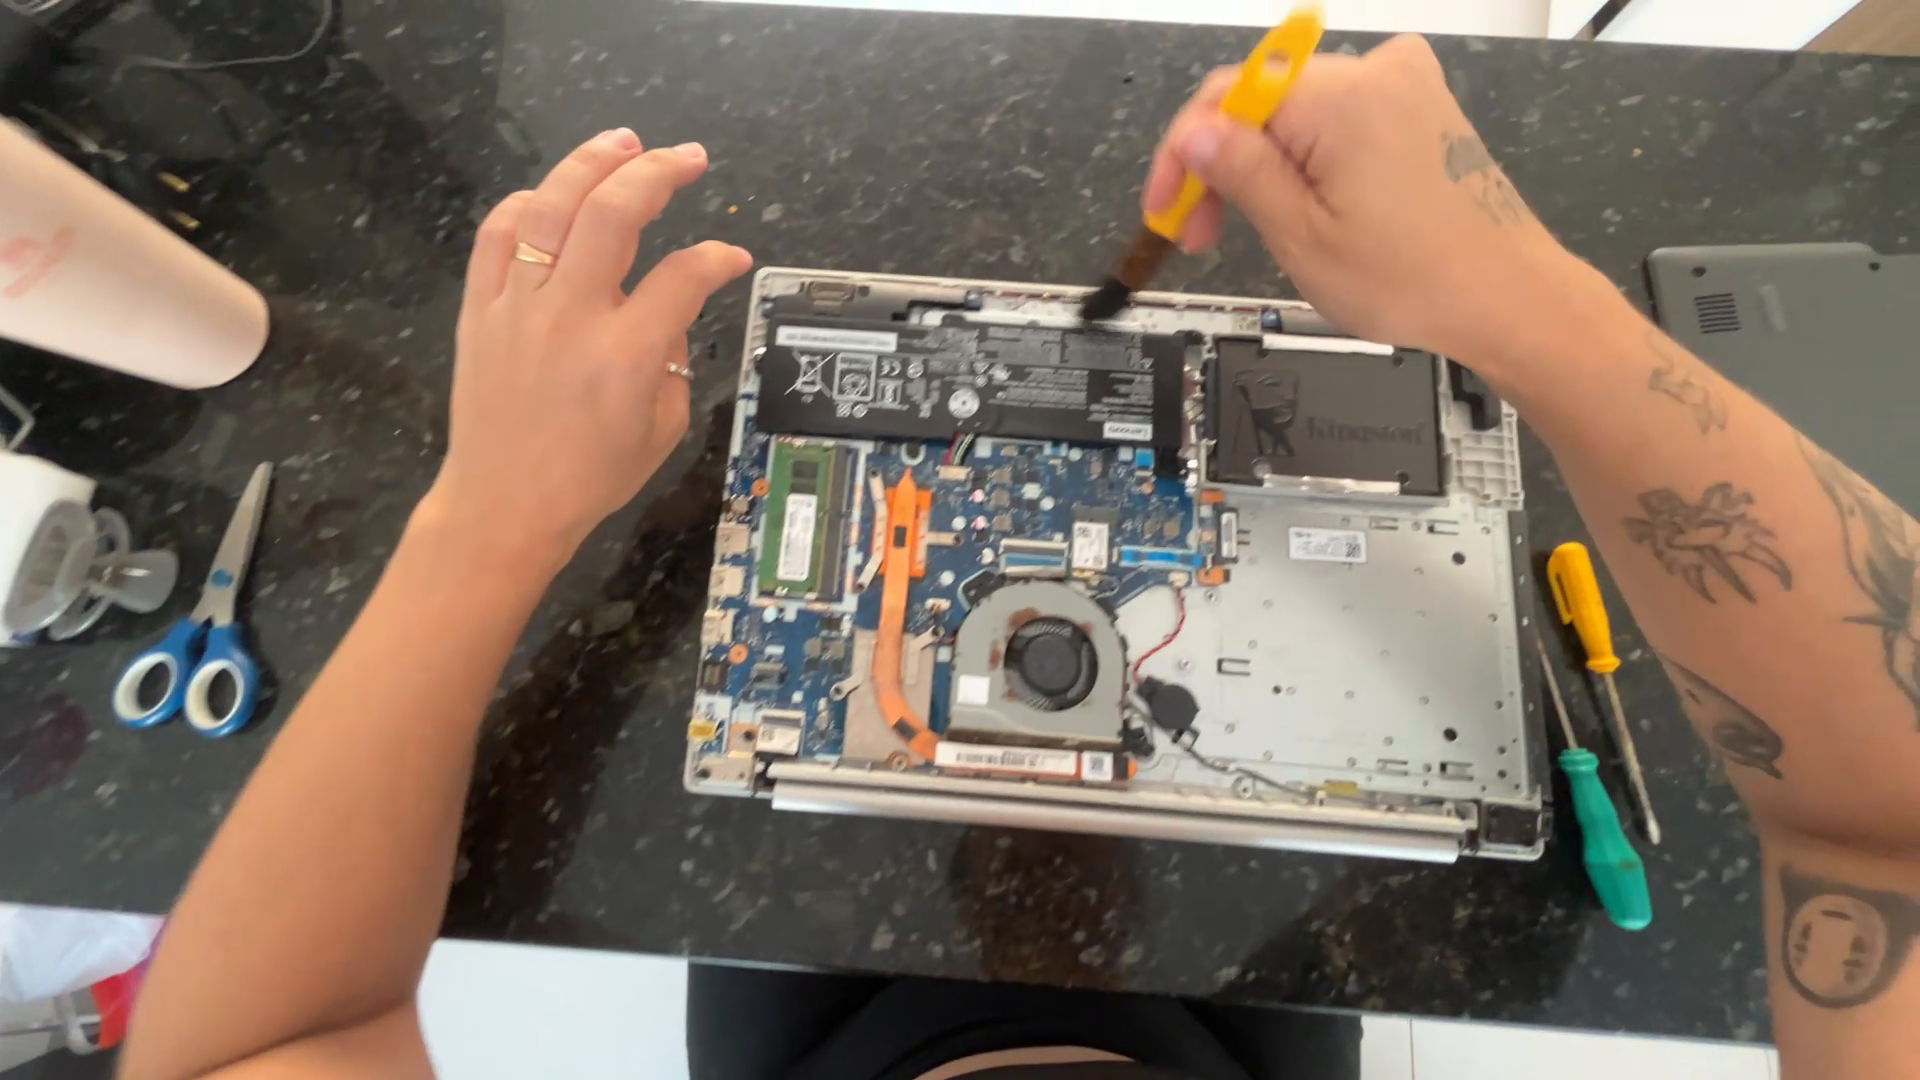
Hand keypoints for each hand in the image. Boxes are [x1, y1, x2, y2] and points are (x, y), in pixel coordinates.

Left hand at [425, 129, 752, 564]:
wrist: (507, 502)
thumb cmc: (595, 476)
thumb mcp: (663, 428)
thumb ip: (672, 362)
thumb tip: (666, 316)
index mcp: (627, 354)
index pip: (684, 279)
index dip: (717, 259)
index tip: (735, 258)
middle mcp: (573, 316)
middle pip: (614, 215)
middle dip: (659, 174)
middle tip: (689, 158)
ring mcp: (519, 305)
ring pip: (552, 207)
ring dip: (592, 163)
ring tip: (624, 142)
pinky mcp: (480, 307)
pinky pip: (499, 235)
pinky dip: (527, 204)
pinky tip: (552, 195)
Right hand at [1146, 35, 1580, 361]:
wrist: (1503, 296)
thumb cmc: (1405, 280)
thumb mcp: (1302, 236)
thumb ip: (1243, 173)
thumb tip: (1192, 132)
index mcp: (1342, 98)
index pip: (1226, 97)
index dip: (1180, 154)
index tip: (1162, 212)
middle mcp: (1376, 69)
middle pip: (1259, 102)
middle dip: (1216, 166)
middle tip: (1197, 237)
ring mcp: (1402, 83)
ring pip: (1292, 113)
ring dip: (1253, 167)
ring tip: (1240, 232)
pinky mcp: (1416, 106)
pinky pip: (1332, 120)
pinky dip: (1297, 160)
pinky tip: (1292, 207)